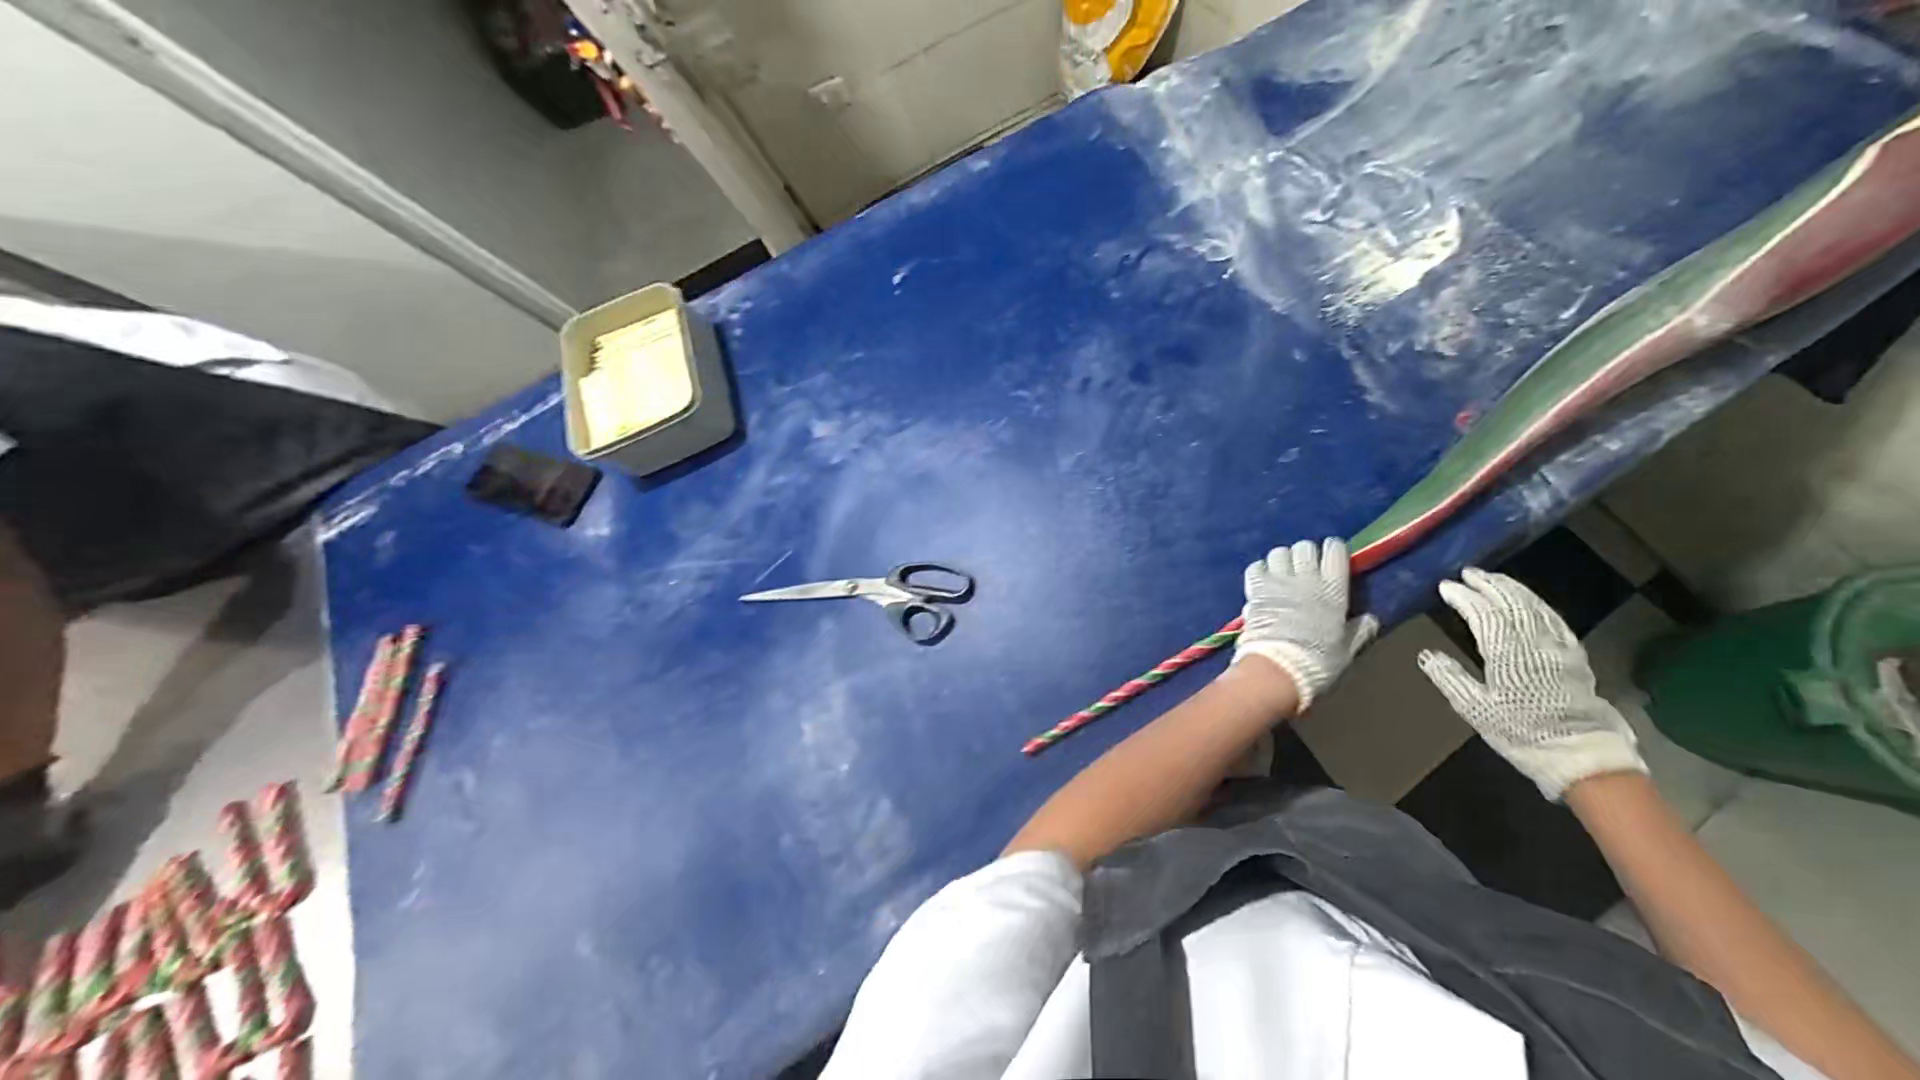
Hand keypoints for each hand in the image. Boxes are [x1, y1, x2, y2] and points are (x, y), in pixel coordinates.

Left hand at [1233, 538, 1378, 707]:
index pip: (1335, 551)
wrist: (1278, 667)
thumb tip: (1372, 619)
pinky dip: (1259, 570)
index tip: (1332, 555)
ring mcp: (1278, 581)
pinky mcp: (1255, 590)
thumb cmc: (1317, 661)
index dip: (1333, 549)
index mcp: (1333, 589)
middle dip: (1305, 553)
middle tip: (1305, 567)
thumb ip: (1359, 631)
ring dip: (1281, 560)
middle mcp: (1305, 578)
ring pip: (1278, 552)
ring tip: (1282, 572)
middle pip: (1304, 547)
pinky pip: (1255, 567)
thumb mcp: (1346, 648)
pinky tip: (1262, 581)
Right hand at [1417, 568, 1645, 800]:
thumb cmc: (1522, 732)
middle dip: (1490, 585)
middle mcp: (1535, 644)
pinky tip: (1531, 603)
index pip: (1484, 615)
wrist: (1581, 755)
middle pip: (1513, 604)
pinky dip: (1539, 605)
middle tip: (1469, 573)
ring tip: (1495, 579)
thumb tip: (1426, 654)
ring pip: (1536, 608)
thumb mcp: (1477, 709)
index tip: (1446, 586)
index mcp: (1508, 655)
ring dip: (1514, 590)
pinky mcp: (1575, 658)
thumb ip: (1451, 678)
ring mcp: (1559, 649)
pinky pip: (1556, 621)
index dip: (1464, 597)